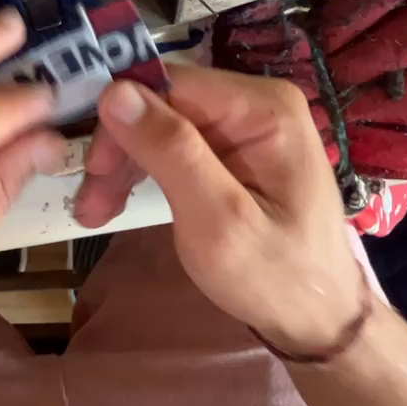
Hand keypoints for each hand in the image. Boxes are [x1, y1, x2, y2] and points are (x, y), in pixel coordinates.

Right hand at [71, 66, 365, 355]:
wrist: (316, 320)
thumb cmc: (274, 277)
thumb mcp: (217, 220)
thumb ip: (170, 152)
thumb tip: (114, 91)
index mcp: (262, 109)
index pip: (166, 86)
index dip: (121, 121)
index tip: (94, 171)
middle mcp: (253, 102)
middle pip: (157, 104)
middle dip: (117, 150)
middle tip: (89, 204)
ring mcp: (242, 123)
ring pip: (154, 123)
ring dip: (121, 165)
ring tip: (95, 211)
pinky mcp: (229, 145)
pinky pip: (167, 141)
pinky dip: (138, 171)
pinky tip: (117, 202)